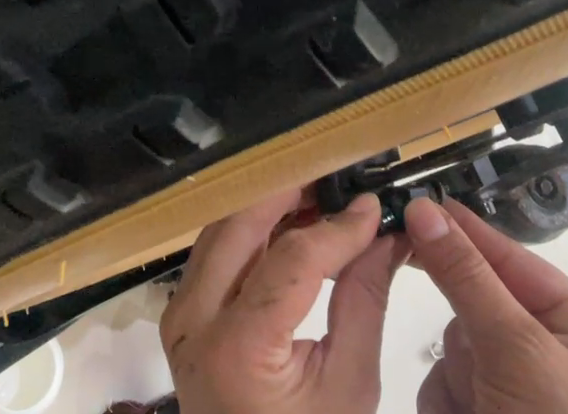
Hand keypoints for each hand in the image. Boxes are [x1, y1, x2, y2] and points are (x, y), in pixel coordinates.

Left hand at [160, 189, 408, 413]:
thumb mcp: (350, 384)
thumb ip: (364, 299)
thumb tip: (387, 231)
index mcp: (235, 349)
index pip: (291, 258)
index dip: (337, 225)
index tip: (373, 205)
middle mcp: (192, 321)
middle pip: (242, 225)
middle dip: (293, 194)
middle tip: (341, 183)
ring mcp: (179, 314)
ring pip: (224, 229)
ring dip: (272, 206)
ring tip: (324, 202)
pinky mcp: (181, 311)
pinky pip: (216, 250)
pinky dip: (254, 230)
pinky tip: (293, 228)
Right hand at [406, 196, 567, 413]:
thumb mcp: (517, 350)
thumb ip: (466, 277)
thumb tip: (423, 207)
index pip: (512, 261)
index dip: (466, 233)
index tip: (416, 202)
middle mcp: (551, 355)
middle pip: (476, 307)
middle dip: (468, 339)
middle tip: (472, 357)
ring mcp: (519, 394)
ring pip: (455, 351)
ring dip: (458, 382)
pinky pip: (447, 390)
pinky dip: (450, 408)